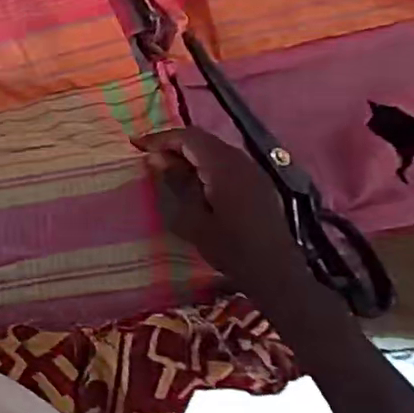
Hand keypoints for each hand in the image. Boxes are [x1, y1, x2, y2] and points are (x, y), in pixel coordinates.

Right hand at [137, 127, 314, 307]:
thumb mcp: (192, 217)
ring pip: (215, 150)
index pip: (188, 137)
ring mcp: (254, 172)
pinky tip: (196, 180)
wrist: (277, 274)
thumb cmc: (229, 247)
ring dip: (190, 154)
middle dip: (174, 144)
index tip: (136, 145)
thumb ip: (175, 183)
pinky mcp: (259, 184)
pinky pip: (227, 162)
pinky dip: (206, 163)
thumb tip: (157, 158)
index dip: (160, 138)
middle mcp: (241, 161)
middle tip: (149, 156)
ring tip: (168, 168)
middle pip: (203, 140)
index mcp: (223, 166)